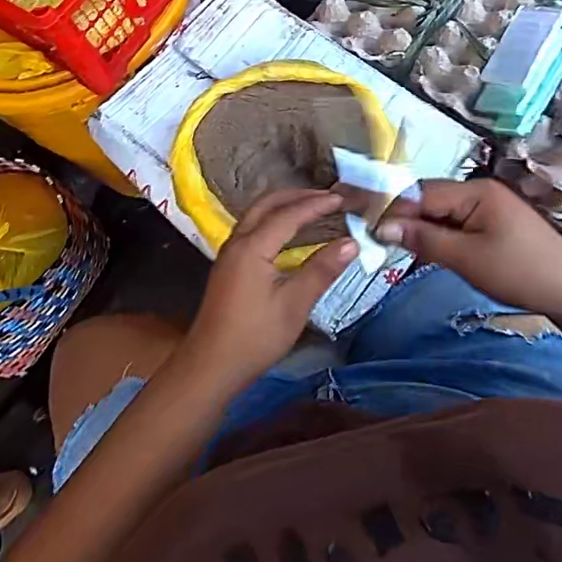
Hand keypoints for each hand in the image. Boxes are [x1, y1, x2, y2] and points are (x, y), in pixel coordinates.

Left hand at [181, 189, 358, 382]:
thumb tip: (351, 243)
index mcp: (252, 247)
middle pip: (267, 204)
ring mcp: (229, 254)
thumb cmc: (255, 336)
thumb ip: (322, 270)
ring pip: (256, 215)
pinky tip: (288, 233)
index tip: (342, 199)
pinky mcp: (228, 267)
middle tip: (327, 196)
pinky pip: (253, 229)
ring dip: (283, 206)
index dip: (316, 204)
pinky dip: (273, 220)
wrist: (210, 366)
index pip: (288, 214)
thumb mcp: (295, 304)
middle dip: (297, 196)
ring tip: (311, 207)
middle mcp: (237, 243)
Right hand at [371, 179, 561, 319]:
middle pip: (429, 198)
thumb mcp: (465, 258)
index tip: (364, 225)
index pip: (421, 192)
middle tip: (374, 239)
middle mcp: (480, 191)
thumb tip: (382, 226)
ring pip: (441, 213)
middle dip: (402, 217)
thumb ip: (423, 239)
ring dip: (419, 229)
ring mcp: (489, 207)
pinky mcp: (494, 225)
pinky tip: (424, 251)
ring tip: (393, 247)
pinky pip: (455, 224)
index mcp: (475, 191)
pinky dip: (437, 237)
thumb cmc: (519, 272)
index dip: (391, 208)